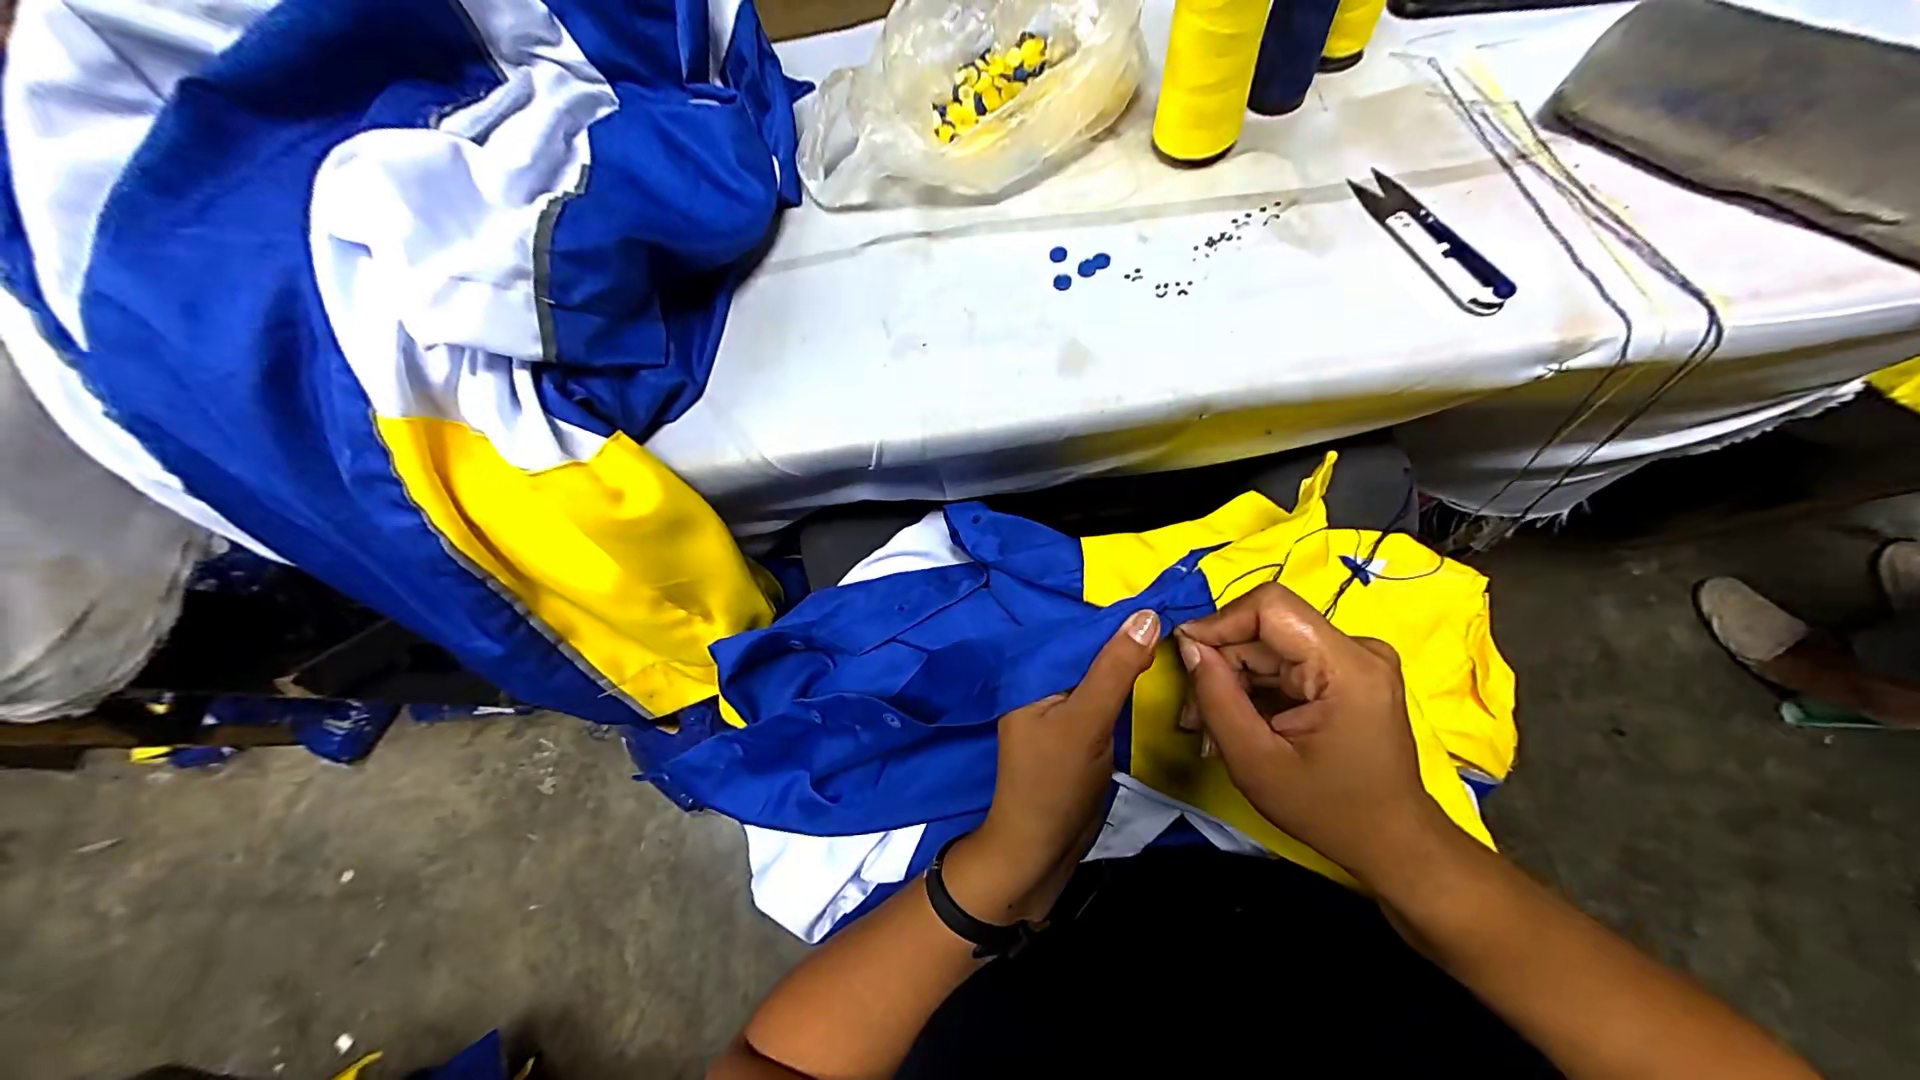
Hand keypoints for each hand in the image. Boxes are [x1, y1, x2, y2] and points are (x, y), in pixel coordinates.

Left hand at [944, 609, 1161, 924]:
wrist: (1041, 848)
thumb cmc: (1054, 783)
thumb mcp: (1086, 720)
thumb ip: (1114, 669)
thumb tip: (1146, 615)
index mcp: (1030, 670)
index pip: (1079, 629)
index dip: (1122, 618)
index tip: (1168, 601)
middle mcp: (1041, 680)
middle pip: (1090, 647)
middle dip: (1129, 637)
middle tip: (1180, 620)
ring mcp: (1059, 703)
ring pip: (1099, 670)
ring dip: (1131, 660)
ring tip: (1175, 639)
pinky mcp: (1075, 725)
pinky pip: (1101, 693)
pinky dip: (1125, 685)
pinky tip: (1152, 674)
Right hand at [1174, 583, 1448, 889]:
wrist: (1392, 842)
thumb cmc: (1328, 810)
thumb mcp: (1254, 760)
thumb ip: (1216, 696)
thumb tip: (1188, 645)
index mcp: (1347, 667)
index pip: (1270, 607)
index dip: (1219, 623)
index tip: (1184, 654)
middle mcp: (1358, 650)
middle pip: (1265, 629)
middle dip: (1221, 663)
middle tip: (1194, 714)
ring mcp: (1355, 658)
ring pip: (1268, 645)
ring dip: (1232, 679)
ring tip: (1210, 725)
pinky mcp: (1347, 670)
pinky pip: (1284, 661)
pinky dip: (1253, 687)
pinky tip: (1238, 720)